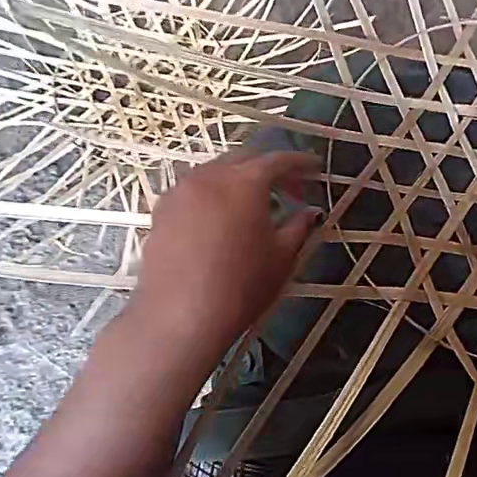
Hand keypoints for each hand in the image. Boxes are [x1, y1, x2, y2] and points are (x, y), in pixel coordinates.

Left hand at [131, 149, 321, 356]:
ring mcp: (180, 191)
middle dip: (270, 169)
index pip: (278, 160)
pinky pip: (195, 190)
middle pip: (245, 159)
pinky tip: (222, 218)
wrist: (179, 317)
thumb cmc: (241, 286)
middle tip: (290, 189)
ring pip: (216, 172)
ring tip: (256, 203)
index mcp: (245, 182)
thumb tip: (310, 212)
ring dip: (239, 179)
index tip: (315, 167)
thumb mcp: (281, 257)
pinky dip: (215, 194)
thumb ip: (299, 227)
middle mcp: (210, 176)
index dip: (300, 162)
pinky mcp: (161, 211)